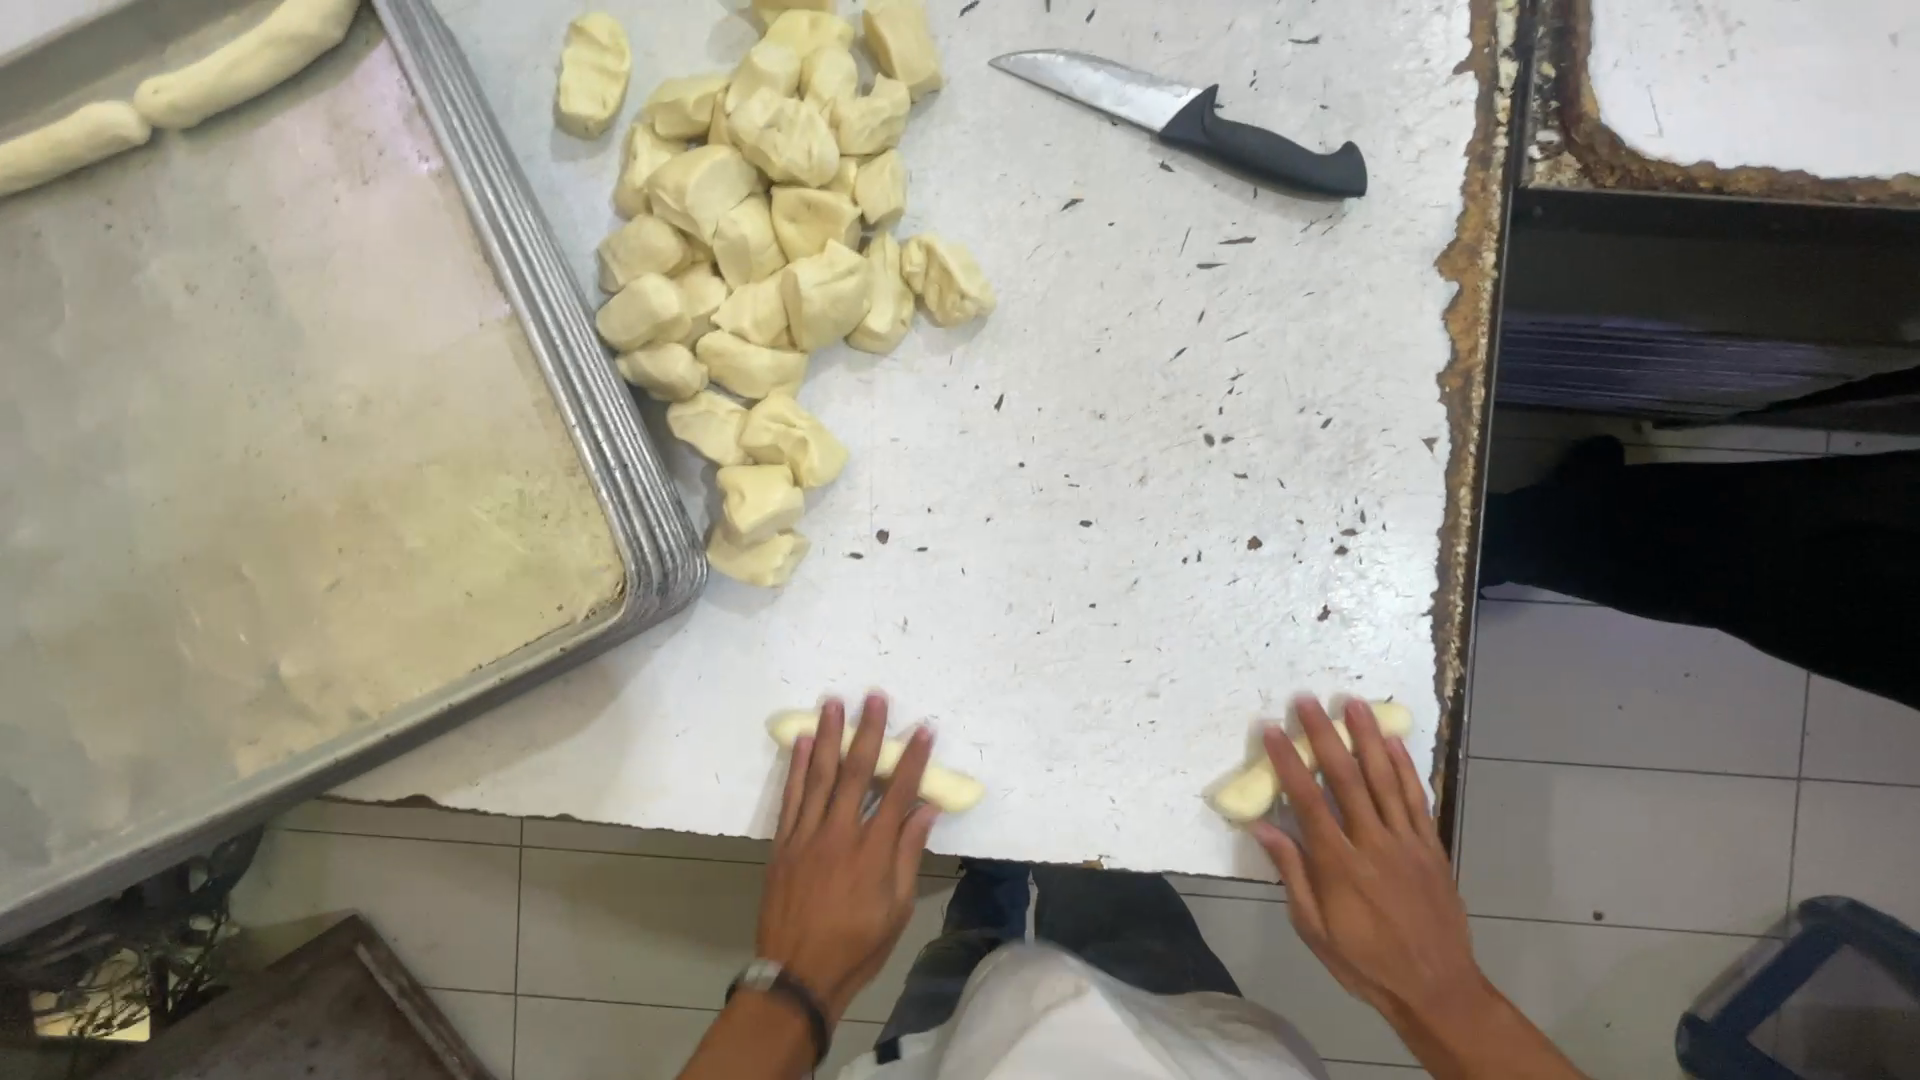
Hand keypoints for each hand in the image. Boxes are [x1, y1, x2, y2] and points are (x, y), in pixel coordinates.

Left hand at [756, 693, 939, 1021]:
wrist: (796, 974)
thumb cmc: (857, 945)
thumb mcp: (897, 908)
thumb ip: (909, 853)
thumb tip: (926, 809)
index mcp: (873, 851)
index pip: (897, 792)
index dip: (913, 758)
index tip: (924, 728)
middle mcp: (840, 833)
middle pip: (856, 772)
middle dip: (869, 731)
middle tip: (874, 696)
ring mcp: (807, 835)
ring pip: (819, 775)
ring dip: (827, 736)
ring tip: (834, 703)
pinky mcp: (783, 843)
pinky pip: (791, 797)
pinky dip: (795, 767)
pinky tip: (800, 741)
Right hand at [1250, 697, 1487, 1025]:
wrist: (1438, 989)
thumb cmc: (1364, 961)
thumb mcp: (1313, 928)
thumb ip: (1291, 874)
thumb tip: (1263, 828)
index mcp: (1338, 865)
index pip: (1307, 801)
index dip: (1288, 762)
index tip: (1272, 730)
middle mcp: (1373, 844)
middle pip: (1346, 779)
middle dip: (1324, 736)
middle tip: (1308, 701)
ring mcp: (1406, 843)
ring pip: (1385, 780)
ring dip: (1367, 738)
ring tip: (1354, 704)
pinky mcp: (1430, 848)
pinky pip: (1417, 800)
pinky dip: (1406, 768)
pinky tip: (1394, 742)